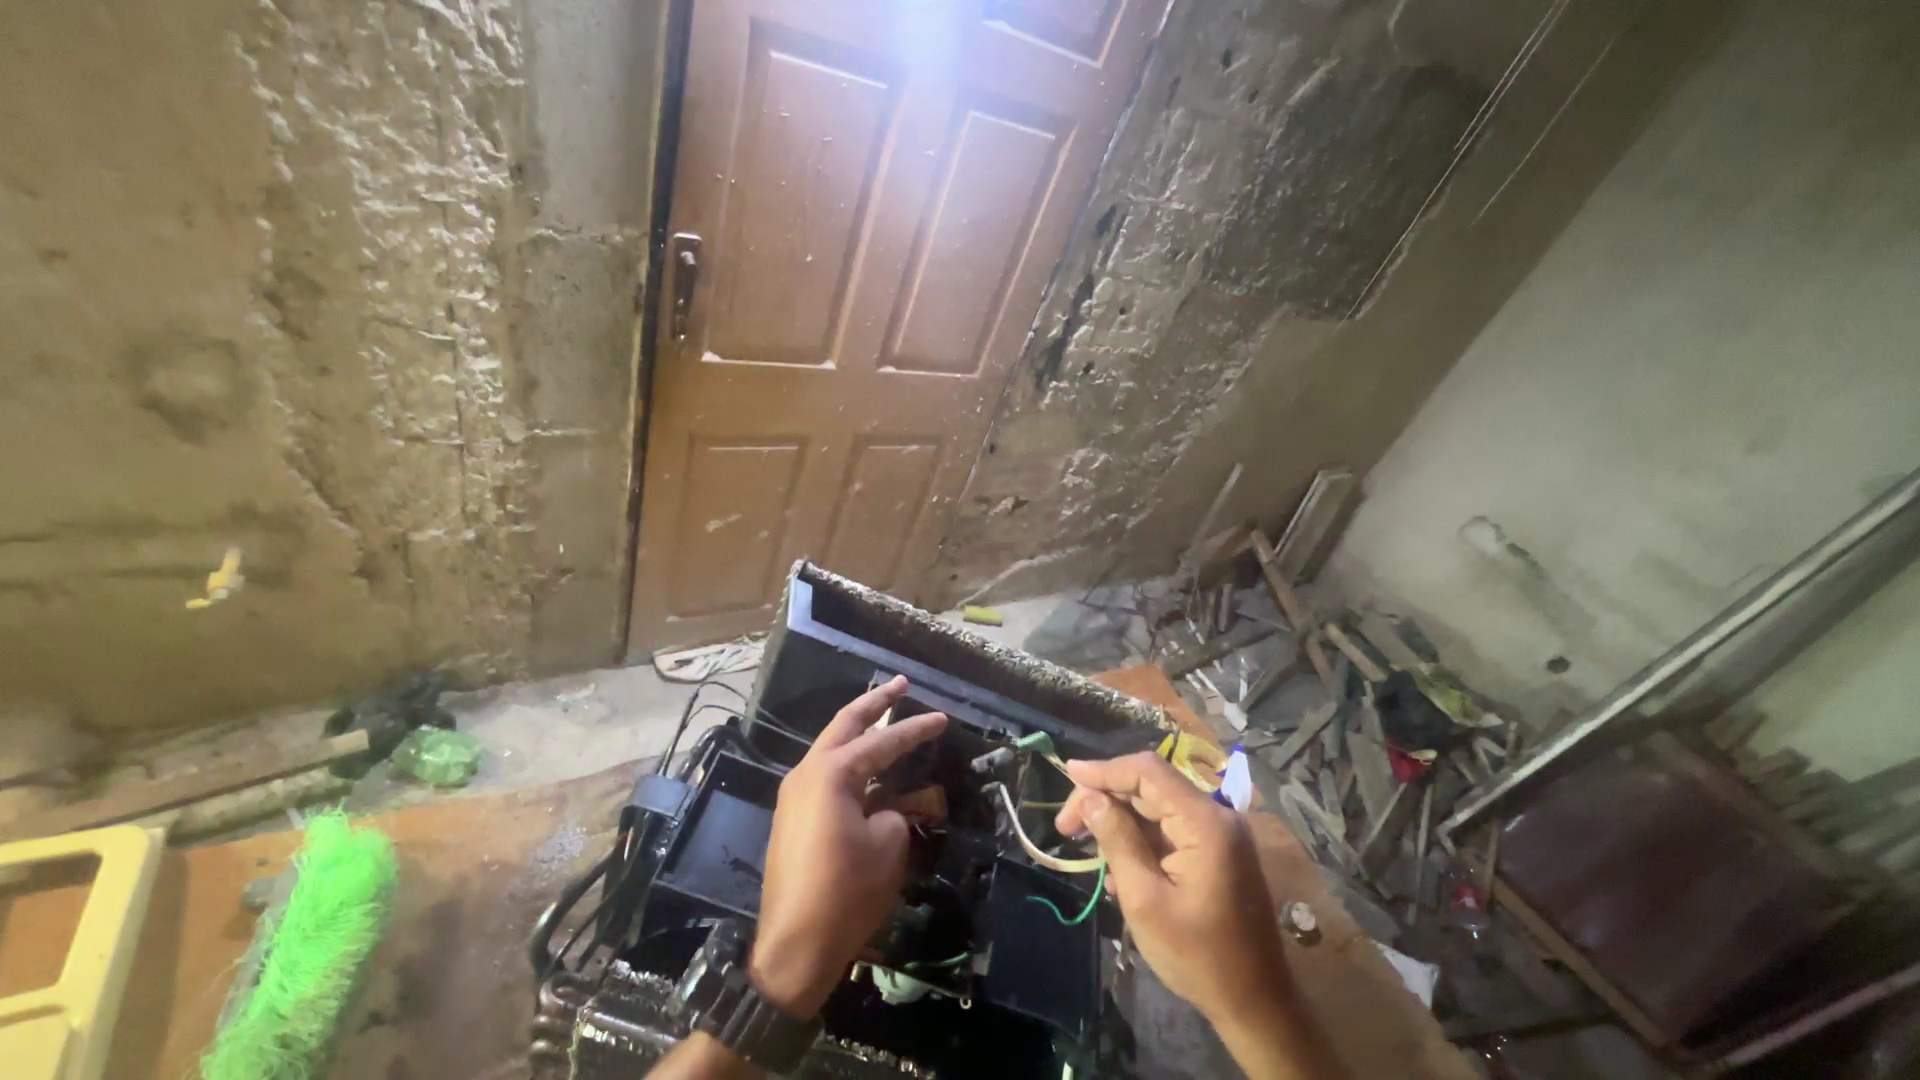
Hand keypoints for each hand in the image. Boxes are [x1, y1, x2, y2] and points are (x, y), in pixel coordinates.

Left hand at [751, 676, 946, 1016]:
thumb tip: (884, 809)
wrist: (794, 944)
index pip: (881, 741)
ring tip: (885, 716)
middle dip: (874, 703)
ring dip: (858, 731)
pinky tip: (867, 766)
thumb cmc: (846, 892)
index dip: (915, 729)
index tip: (942, 718)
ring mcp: (794, 795)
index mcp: (830, 774)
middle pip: (844, 725)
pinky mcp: (793, 817)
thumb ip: (893, 813)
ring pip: (830, 748)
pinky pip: (825, 775)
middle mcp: (806, 774)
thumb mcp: (888, 847)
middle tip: (901, 684)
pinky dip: (848, 762)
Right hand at [1055, 752, 1288, 1026]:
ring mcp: (1221, 836)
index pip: (1147, 772)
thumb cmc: (1197, 956)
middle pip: (1151, 788)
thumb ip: (1117, 841)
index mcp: (1204, 823)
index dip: (1104, 769)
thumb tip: (1090, 798)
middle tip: (1067, 827)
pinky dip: (1142, 842)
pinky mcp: (1218, 854)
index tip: (1066, 774)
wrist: (1256, 1004)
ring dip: (1121, 824)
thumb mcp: (1144, 899)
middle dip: (1106, 800)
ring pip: (1158, 809)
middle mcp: (1217, 817)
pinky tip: (1120, 873)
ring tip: (1089, 853)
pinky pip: (1172, 832)